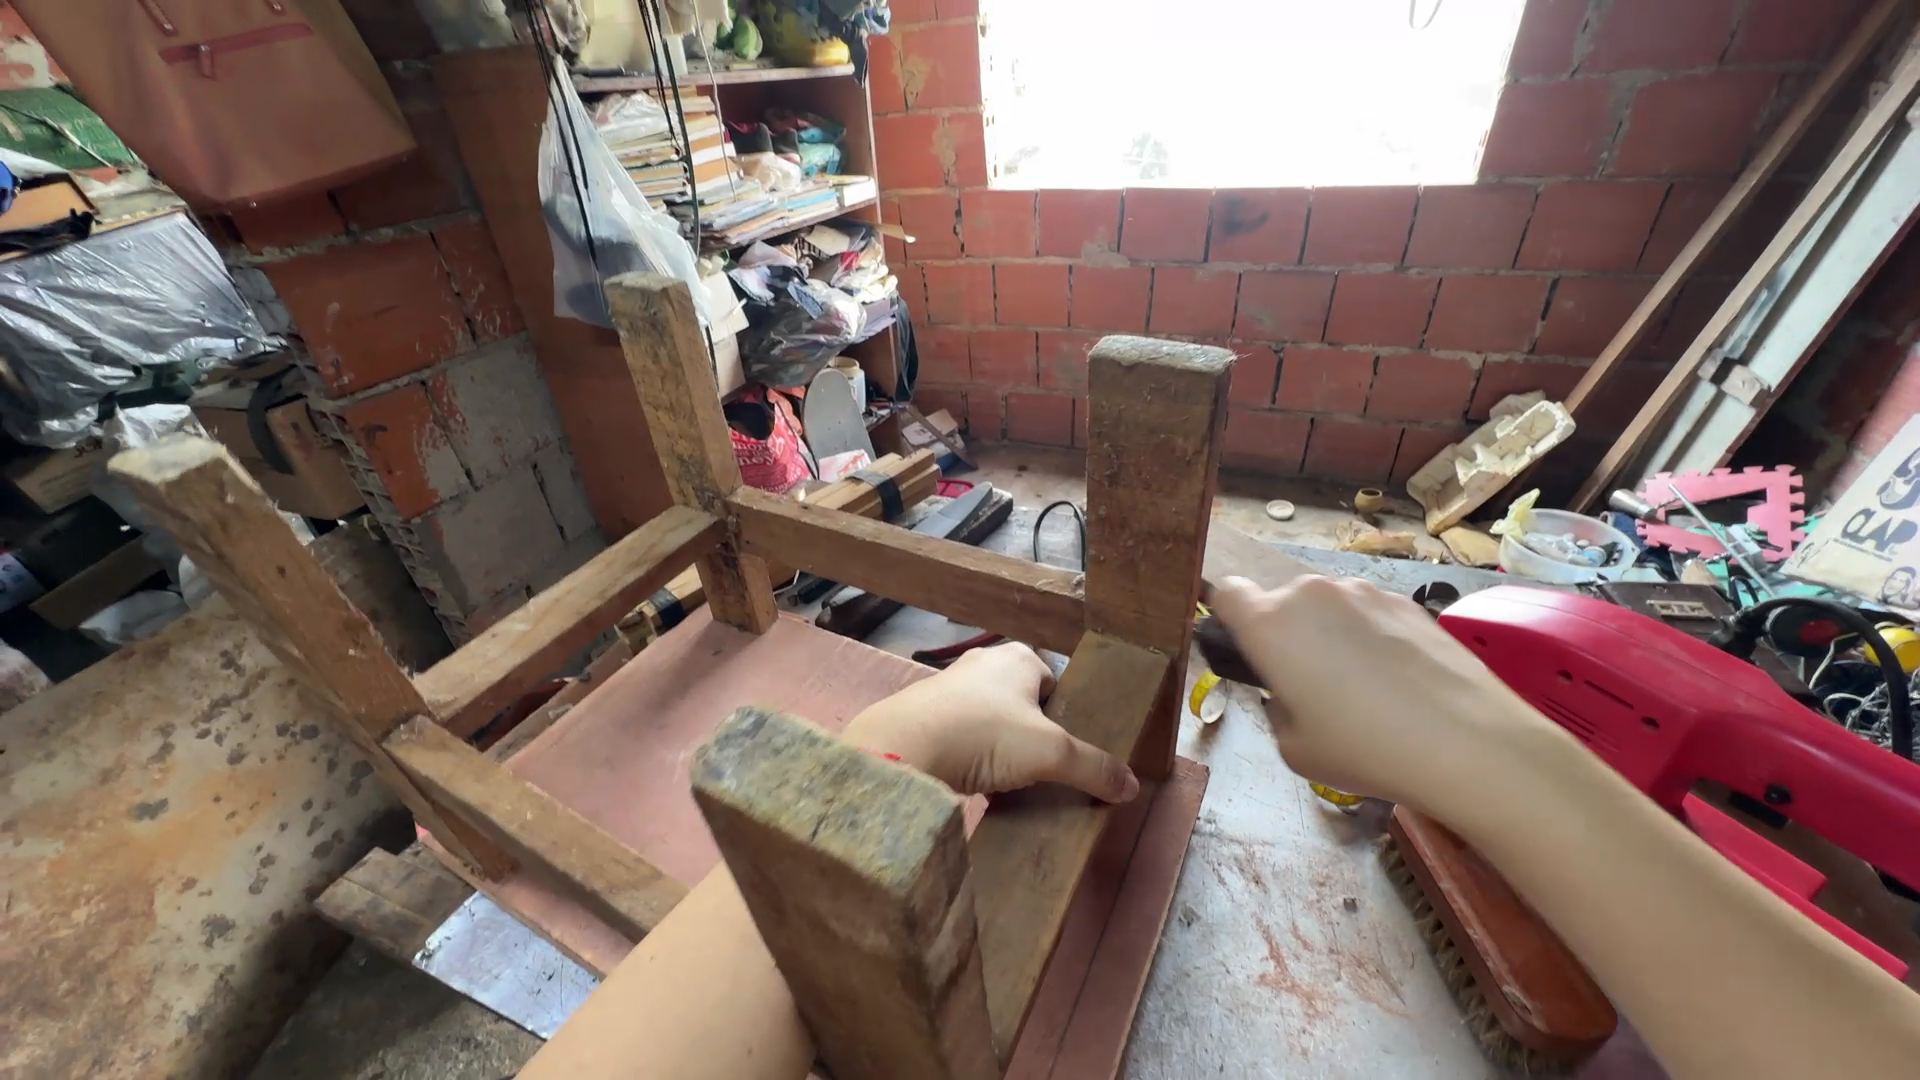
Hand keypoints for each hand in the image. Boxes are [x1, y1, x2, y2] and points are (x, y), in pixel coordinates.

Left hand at [843, 642, 1139, 802]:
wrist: (906, 748)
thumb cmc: (986, 734)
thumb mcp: (1051, 752)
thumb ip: (1094, 767)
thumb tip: (1131, 787)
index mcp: (1017, 657)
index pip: (1054, 684)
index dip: (1063, 718)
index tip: (1063, 751)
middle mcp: (982, 663)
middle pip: (1023, 704)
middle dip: (1031, 736)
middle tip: (1039, 771)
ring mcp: (949, 686)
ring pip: (990, 721)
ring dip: (999, 749)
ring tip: (1007, 782)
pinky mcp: (924, 713)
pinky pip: (961, 736)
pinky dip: (971, 757)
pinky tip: (975, 783)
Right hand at [1207, 574, 1554, 812]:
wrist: (1472, 745)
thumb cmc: (1364, 750)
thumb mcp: (1292, 748)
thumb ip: (1275, 707)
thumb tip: (1291, 691)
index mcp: (1268, 624)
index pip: (1225, 592)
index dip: (1227, 616)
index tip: (1244, 648)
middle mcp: (1309, 594)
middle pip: (1280, 602)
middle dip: (1285, 633)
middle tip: (1308, 683)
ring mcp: (1363, 592)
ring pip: (1326, 606)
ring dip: (1329, 633)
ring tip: (1364, 684)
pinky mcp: (1408, 601)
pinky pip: (1368, 612)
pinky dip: (1370, 636)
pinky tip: (1399, 679)